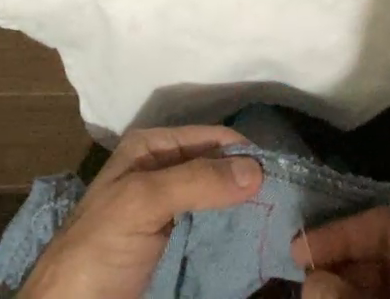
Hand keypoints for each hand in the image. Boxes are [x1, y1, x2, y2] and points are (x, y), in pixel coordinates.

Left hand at [20, 126, 263, 298]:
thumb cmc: (98, 248)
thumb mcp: (139, 202)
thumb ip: (194, 181)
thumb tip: (257, 169)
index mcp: (153, 149)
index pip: (213, 138)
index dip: (247, 153)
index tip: (287, 176)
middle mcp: (167, 174)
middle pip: (222, 171)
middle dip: (253, 185)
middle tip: (291, 204)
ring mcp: (175, 214)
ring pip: (224, 205)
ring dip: (250, 216)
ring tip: (284, 226)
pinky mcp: (181, 250)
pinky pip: (218, 238)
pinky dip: (239, 242)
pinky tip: (262, 247)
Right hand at [295, 207, 389, 298]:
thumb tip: (312, 279)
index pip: (386, 224)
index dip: (341, 231)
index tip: (299, 251)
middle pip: (379, 253)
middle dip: (337, 261)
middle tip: (301, 278)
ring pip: (376, 280)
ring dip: (341, 282)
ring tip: (311, 290)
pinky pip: (381, 296)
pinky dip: (352, 296)